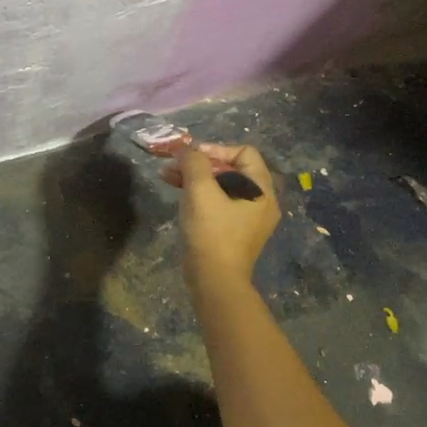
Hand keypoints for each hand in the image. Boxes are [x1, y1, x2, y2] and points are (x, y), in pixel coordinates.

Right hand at [162, 143, 279, 293]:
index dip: (216, 148)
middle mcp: (260, 202)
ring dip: (195, 177)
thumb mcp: (200, 190)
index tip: (191, 156)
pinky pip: (219, 201)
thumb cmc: (211, 230)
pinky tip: (178, 193)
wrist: (214, 279)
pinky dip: (199, 193)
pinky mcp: (234, 230)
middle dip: (200, 163)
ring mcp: (248, 218)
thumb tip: (186, 149)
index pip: (245, 152)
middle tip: (173, 164)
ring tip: (166, 175)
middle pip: (231, 168)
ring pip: (221, 185)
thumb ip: (194, 162)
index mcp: (261, 190)